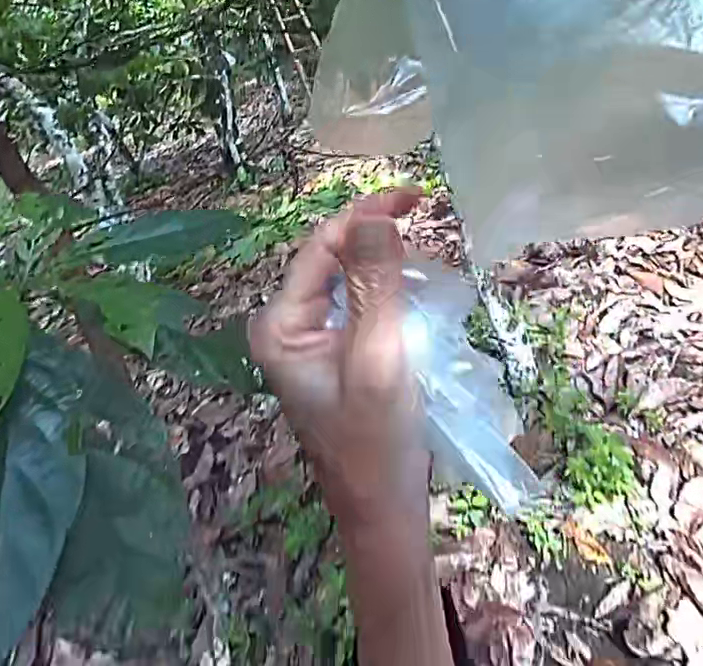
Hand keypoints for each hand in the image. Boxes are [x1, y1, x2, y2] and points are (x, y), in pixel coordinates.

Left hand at [248, 189, 452, 665]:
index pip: (322, 246)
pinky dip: (385, 278)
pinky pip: (356, 295)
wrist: (384, 507)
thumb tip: (375, 214)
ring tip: (420, 236)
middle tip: (421, 206)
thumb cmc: (377, 440)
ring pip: (346, 271)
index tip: (415, 196)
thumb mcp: (379, 356)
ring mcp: (308, 334)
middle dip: (374, 227)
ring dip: (382, 251)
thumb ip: (376, 284)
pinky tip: (410, 275)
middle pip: (332, 253)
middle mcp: (286, 322)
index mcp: (280, 324)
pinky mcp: (332, 344)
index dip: (366, 213)